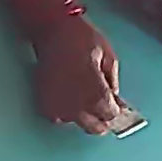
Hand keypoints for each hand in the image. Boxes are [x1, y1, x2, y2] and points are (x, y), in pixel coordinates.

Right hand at [31, 16, 119, 135]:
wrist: (52, 32)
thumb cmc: (82, 39)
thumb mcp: (108, 56)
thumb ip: (113, 82)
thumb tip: (115, 99)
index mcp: (95, 94)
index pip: (110, 115)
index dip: (115, 110)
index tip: (116, 105)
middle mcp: (76, 106)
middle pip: (94, 127)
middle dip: (101, 119)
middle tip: (103, 107)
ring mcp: (59, 108)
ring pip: (77, 123)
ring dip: (83, 115)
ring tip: (83, 97)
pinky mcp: (45, 105)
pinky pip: (59, 118)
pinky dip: (65, 112)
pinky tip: (68, 98)